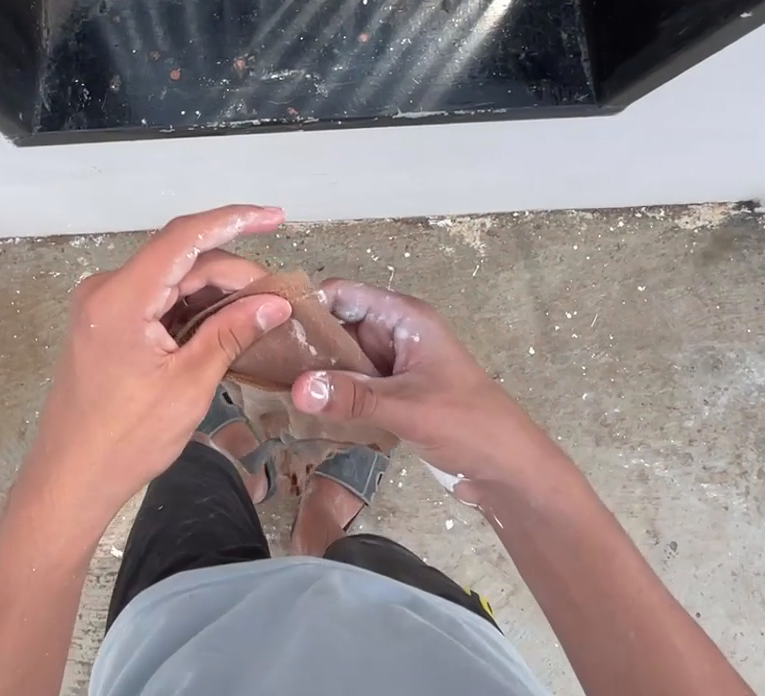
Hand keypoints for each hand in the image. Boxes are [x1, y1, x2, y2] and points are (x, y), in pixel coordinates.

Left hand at [24, 205, 294, 520]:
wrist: (69, 480)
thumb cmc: (127, 439)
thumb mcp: (189, 385)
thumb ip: (232, 333)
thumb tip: (277, 302)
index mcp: (122, 297)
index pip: (184, 237)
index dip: (234, 220)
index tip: (276, 217)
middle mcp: (107, 288)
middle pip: (182, 259)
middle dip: (233, 272)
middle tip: (277, 298)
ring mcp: (104, 303)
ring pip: (173, 277)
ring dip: (216, 289)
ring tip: (260, 310)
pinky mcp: (108, 320)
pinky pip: (159, 296)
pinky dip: (193, 305)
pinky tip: (226, 320)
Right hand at [288, 280, 560, 503]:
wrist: (508, 470)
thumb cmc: (469, 424)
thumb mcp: (408, 407)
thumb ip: (353, 397)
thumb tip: (296, 387)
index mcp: (404, 317)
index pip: (344, 294)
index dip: (306, 302)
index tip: (264, 320)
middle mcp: (394, 332)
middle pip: (337, 324)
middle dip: (301, 339)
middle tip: (255, 357)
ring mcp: (391, 364)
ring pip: (340, 356)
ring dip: (312, 368)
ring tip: (265, 380)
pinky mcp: (389, 392)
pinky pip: (350, 383)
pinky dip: (328, 391)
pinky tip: (297, 405)